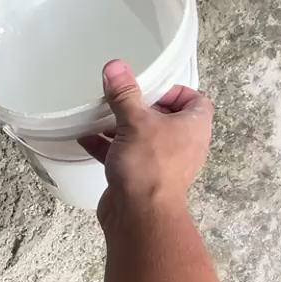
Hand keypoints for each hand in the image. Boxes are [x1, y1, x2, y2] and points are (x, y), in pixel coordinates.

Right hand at [78, 59, 212, 223]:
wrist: (139, 214)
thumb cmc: (149, 167)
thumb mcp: (135, 122)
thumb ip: (124, 94)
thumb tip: (115, 67)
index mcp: (194, 126)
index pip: (193, 99)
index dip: (172, 91)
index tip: (147, 88)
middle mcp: (182, 143)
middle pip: (163, 118)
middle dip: (139, 109)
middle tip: (119, 101)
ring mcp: (161, 162)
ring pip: (141, 138)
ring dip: (121, 128)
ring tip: (99, 117)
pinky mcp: (140, 177)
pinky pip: (124, 155)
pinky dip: (107, 147)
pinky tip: (86, 138)